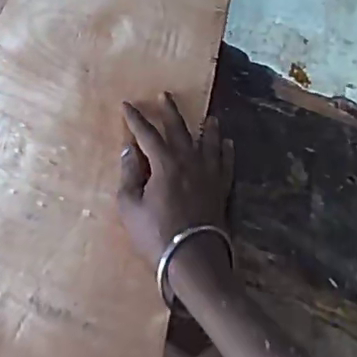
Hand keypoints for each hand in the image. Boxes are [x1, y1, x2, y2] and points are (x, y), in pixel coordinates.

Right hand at [117, 92, 234, 265]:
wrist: (194, 261)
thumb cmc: (156, 235)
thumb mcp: (130, 207)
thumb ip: (128, 176)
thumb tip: (129, 151)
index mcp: (164, 163)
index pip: (146, 134)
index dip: (135, 119)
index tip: (127, 106)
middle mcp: (188, 162)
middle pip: (179, 130)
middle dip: (170, 111)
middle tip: (165, 95)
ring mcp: (208, 175)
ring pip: (209, 144)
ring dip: (207, 128)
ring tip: (210, 117)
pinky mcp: (221, 190)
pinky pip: (226, 165)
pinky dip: (227, 152)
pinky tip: (229, 144)